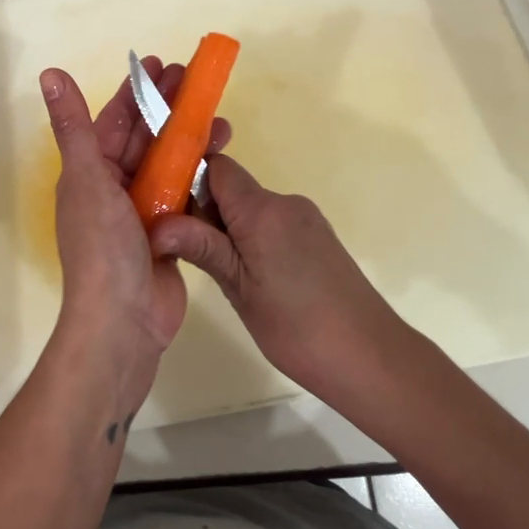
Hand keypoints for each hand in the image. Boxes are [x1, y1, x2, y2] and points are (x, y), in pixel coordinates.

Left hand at [39, 58, 229, 361]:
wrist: (123, 322)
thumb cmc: (102, 247)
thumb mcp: (86, 178)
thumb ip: (73, 125)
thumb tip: (49, 73)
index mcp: (88, 174)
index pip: (113, 122)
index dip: (135, 93)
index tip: (159, 66)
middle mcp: (112, 190)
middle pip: (145, 140)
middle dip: (169, 109)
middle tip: (199, 81)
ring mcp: (141, 213)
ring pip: (168, 165)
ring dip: (191, 141)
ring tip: (221, 119)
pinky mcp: (168, 235)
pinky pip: (184, 196)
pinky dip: (200, 177)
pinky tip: (222, 161)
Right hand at [151, 157, 404, 396]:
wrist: (373, 360)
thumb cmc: (299, 327)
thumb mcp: (240, 290)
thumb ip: (202, 248)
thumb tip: (156, 223)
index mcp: (263, 210)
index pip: (215, 167)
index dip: (188, 180)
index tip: (167, 210)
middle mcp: (285, 204)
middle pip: (231, 188)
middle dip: (204, 213)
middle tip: (184, 252)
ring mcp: (305, 221)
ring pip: (250, 210)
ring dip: (228, 231)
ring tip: (219, 275)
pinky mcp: (317, 239)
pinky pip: (271, 225)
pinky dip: (252, 242)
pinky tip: (251, 280)